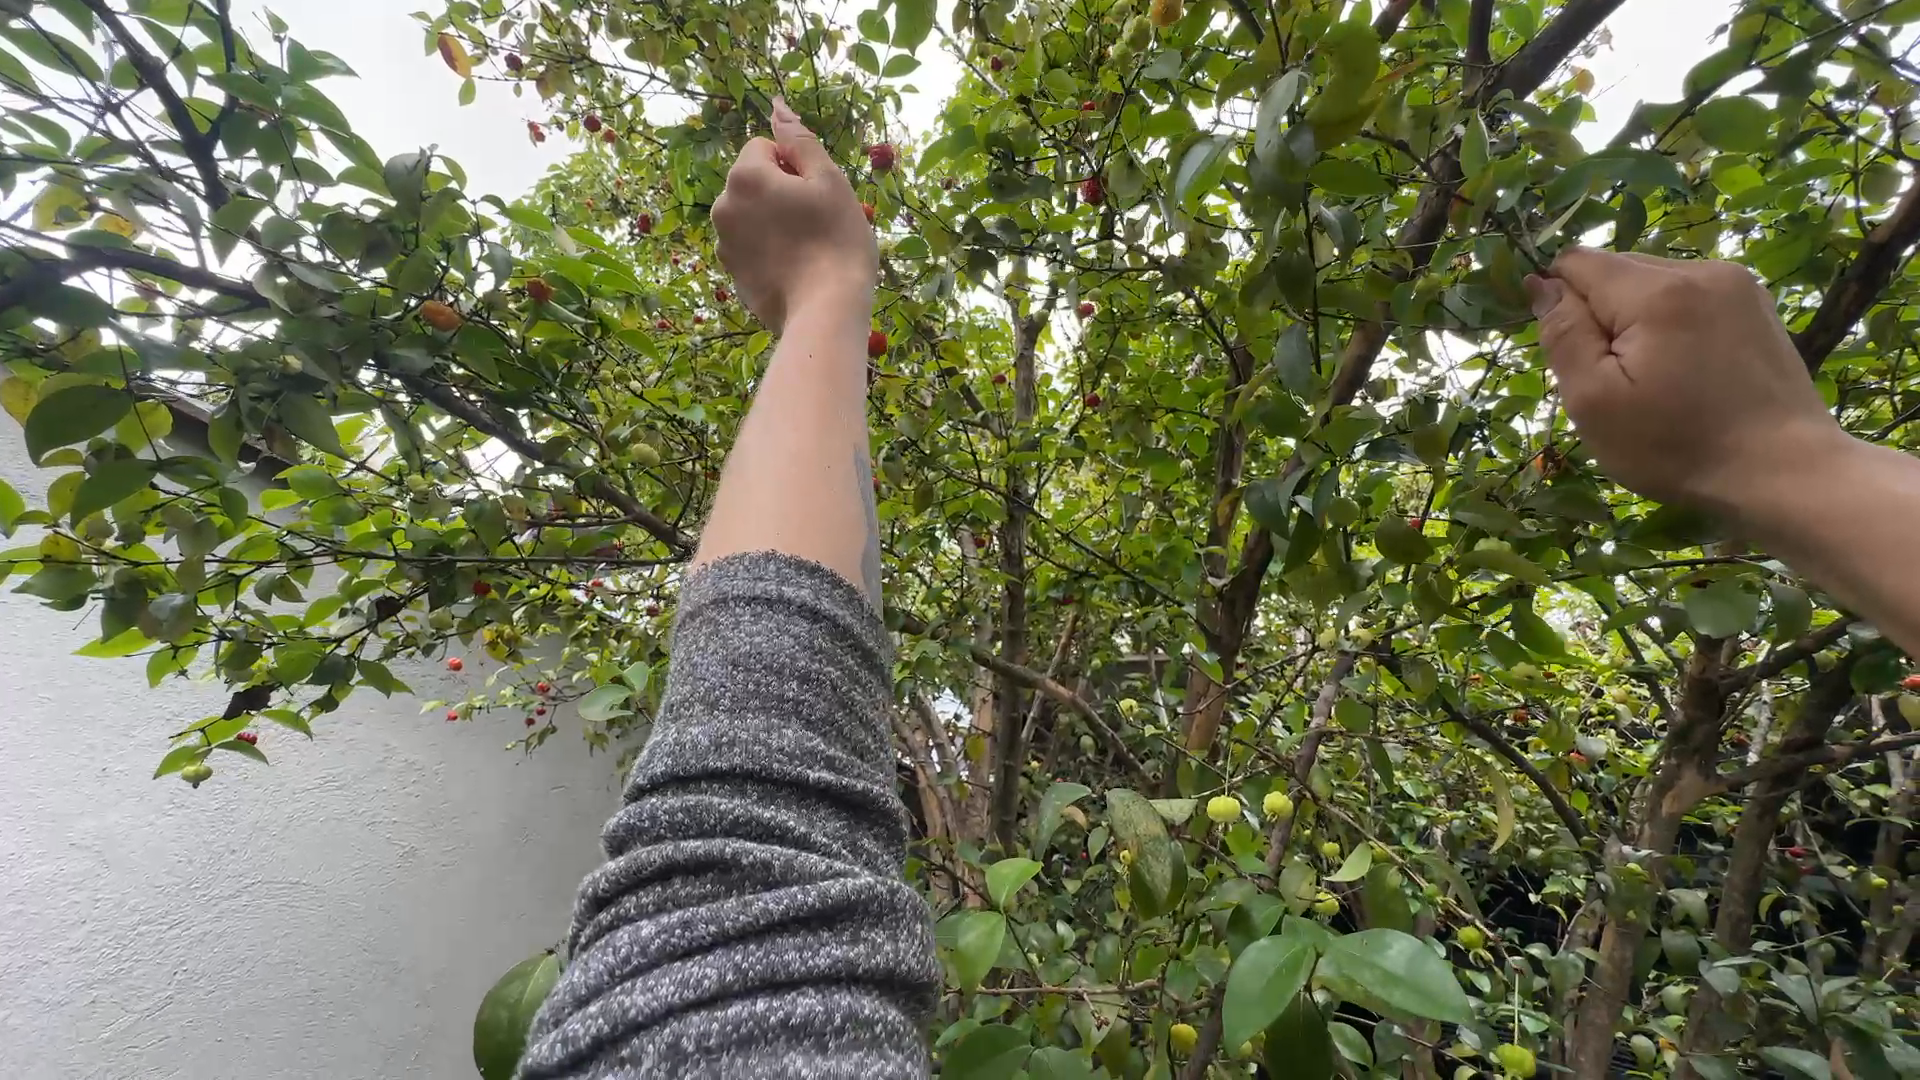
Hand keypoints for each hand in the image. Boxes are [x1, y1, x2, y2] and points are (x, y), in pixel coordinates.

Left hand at [712, 97, 876, 333]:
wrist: (826, 313)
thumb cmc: (837, 242)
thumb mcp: (829, 181)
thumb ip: (800, 141)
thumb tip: (777, 107)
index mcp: (745, 177)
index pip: (764, 148)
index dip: (794, 167)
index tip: (816, 195)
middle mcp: (724, 208)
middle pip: (754, 184)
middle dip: (779, 196)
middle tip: (816, 225)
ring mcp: (726, 247)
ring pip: (752, 220)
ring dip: (774, 225)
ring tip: (808, 252)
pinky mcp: (735, 279)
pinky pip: (753, 253)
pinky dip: (771, 256)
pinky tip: (797, 273)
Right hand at [1526, 248, 1848, 512]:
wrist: (1779, 470)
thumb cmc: (1669, 442)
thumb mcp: (1591, 397)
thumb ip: (1562, 333)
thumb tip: (1538, 283)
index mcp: (1658, 293)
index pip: (1578, 262)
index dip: (1553, 297)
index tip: (1561, 347)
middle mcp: (1702, 271)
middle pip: (1614, 269)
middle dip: (1591, 312)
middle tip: (1601, 372)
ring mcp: (1736, 285)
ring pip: (1645, 283)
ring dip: (1623, 319)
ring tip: (1637, 373)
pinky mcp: (1752, 304)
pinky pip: (1679, 296)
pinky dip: (1657, 323)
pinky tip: (1668, 366)